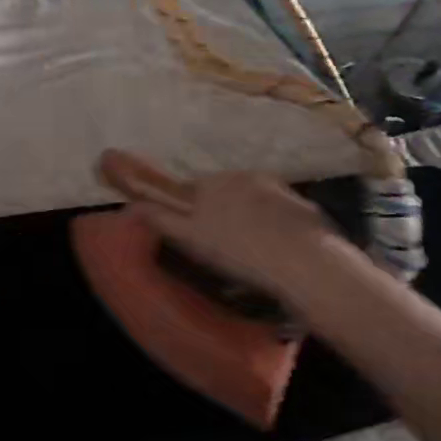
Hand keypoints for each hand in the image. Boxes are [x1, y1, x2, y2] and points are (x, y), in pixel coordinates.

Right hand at [96, 149, 390, 311]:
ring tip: (250, 251)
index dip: (185, 209)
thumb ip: (160, 218)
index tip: (191, 232)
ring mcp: (274, 187)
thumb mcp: (190, 238)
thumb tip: (133, 205)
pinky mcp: (300, 204)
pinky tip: (276, 250)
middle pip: (218, 192)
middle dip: (216, 211)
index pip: (187, 189)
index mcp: (209, 184)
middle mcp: (239, 176)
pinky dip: (272, 223)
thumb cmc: (239, 252)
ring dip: (245, 216)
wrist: (306, 263)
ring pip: (248, 199)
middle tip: (220, 246)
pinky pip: (276, 210)